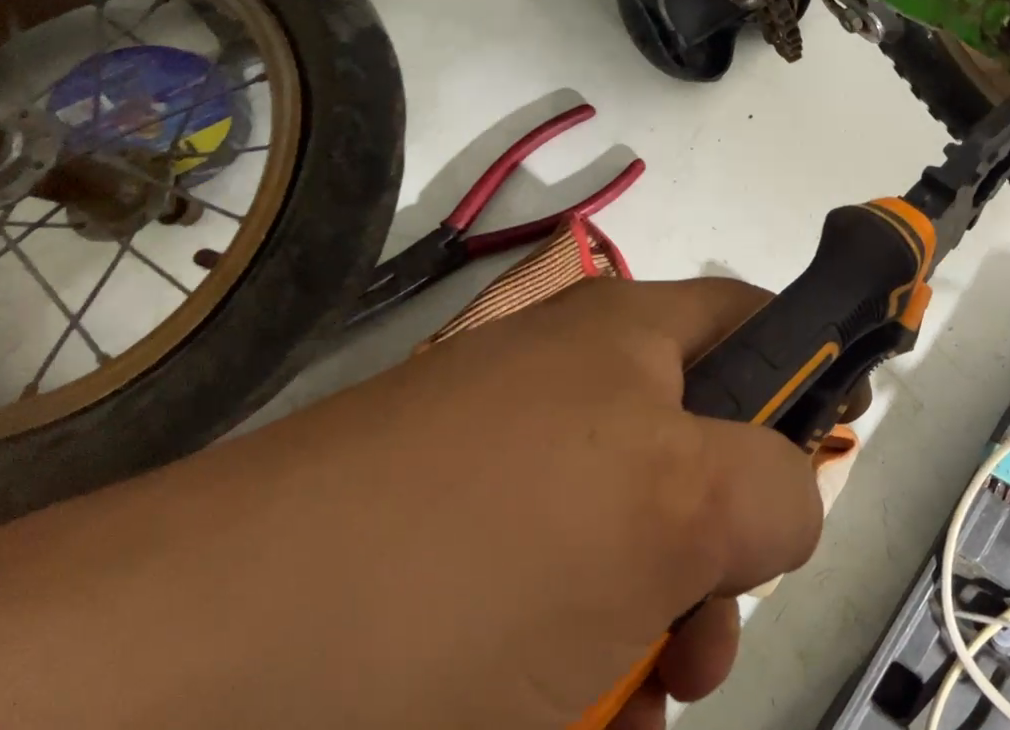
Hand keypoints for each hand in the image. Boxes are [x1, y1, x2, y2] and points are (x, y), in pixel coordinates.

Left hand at [0, 278, 822, 729]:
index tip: (827, 462)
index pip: (759, 320)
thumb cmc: (482, 552)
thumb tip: (787, 501)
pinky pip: (556, 611)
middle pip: (705, 457)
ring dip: (658, 634)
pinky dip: (579, 672)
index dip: (813, 374)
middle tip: (707, 626)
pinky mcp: (445, 569)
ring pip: (635, 554)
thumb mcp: (682, 505)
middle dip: (727, 554)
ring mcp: (503, 487)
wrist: (182, 676)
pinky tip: (562, 723)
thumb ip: (782, 485)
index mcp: (629, 339)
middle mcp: (570, 397)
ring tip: (632, 701)